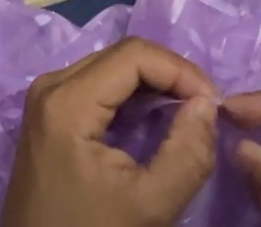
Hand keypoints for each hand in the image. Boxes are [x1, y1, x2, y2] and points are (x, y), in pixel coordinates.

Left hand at [2, 36, 219, 226]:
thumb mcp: (148, 206)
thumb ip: (186, 154)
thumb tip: (206, 104)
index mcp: (67, 100)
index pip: (134, 55)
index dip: (180, 70)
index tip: (213, 104)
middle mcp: (52, 83)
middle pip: (122, 55)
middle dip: (170, 74)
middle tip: (205, 108)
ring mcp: (47, 95)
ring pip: (112, 65)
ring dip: (154, 82)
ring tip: (188, 111)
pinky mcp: (50, 110)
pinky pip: (99, 82)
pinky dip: (133, 93)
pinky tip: (157, 116)